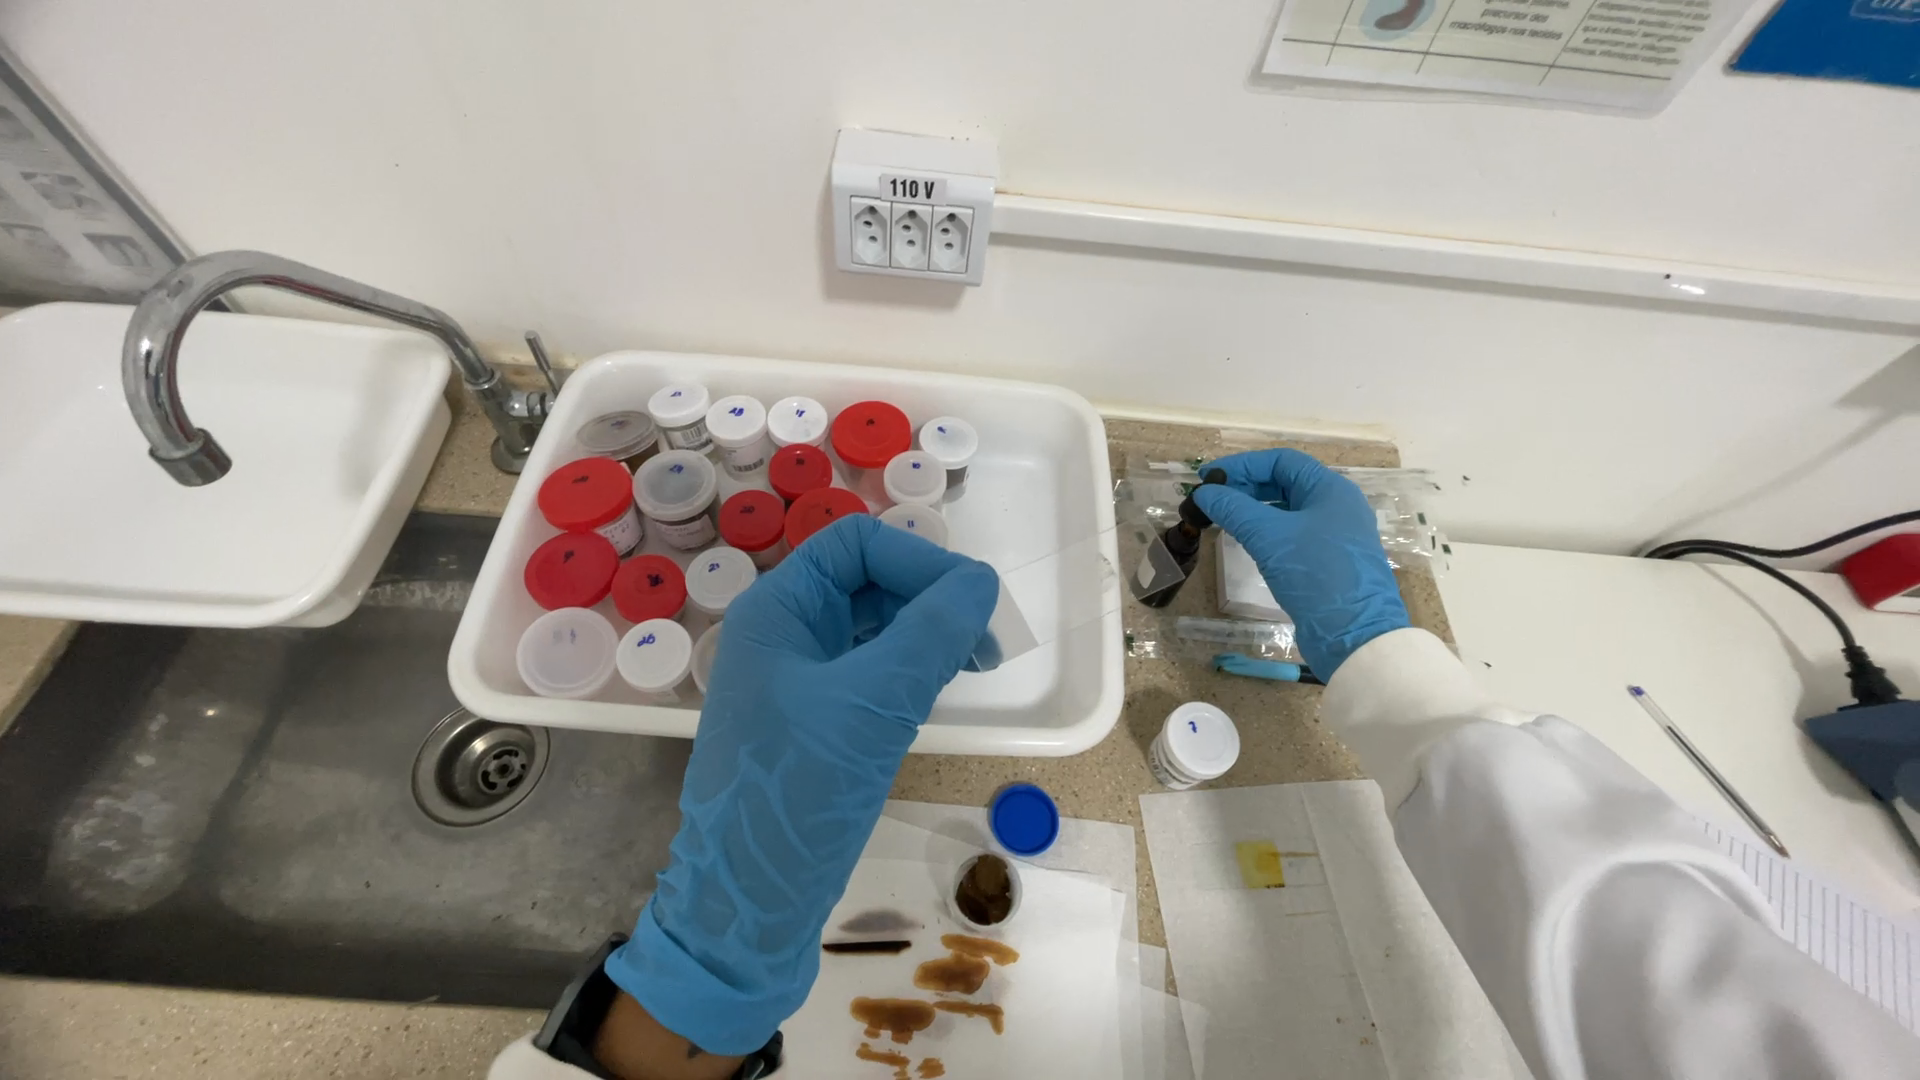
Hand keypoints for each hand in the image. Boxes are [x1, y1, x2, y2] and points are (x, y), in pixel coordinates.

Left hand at [603, 515, 998, 1055]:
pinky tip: (941, 685)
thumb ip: (930, 634)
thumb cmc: (799, 793)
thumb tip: (981, 582)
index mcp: (779, 610)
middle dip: (932, 599)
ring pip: (876, 625)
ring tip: (977, 663)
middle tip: (987, 642)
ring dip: (929, 632)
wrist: (748, 906)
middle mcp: (786, 631)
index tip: (974, 604)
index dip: (919, 562)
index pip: (858, 546)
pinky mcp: (819, 716)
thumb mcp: (872, 705)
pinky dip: (913, 666)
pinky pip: (873, 667)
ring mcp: (800, 676)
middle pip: (870, 580)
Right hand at [1192, 448, 1408, 677]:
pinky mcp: (1325, 561)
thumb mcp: (1269, 537)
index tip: (1208, 477)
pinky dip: (1263, 531)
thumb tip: (1202, 492)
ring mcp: (1332, 535)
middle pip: (1283, 483)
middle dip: (1244, 486)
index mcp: (1330, 490)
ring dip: (1251, 509)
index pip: (1281, 461)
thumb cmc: (1317, 575)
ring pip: (1285, 510)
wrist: (1353, 636)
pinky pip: (1288, 534)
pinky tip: (1242, 540)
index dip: (1241, 465)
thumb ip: (1233, 509)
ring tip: (1219, 517)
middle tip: (1209, 498)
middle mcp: (1334, 506)